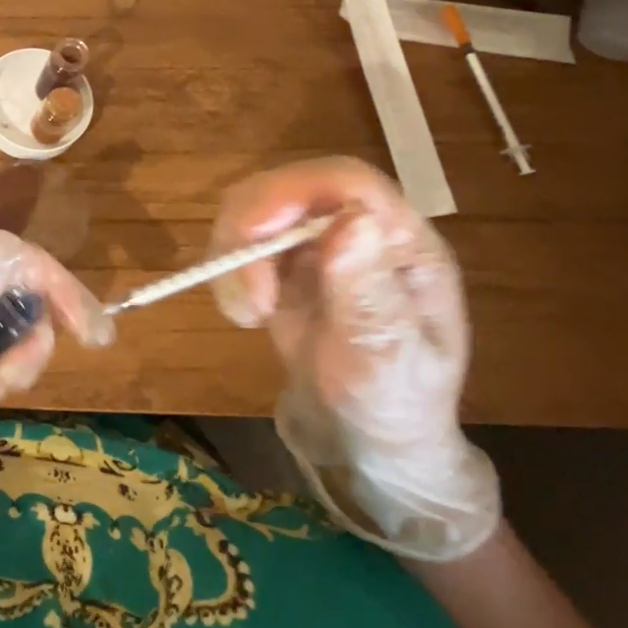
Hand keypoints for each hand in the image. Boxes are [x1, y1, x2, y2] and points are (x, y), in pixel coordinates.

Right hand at [209, 157, 500, 560]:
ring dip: (232, 257)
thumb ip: (367, 292)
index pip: (345, 182)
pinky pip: (239, 244)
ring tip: (245, 315)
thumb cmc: (391, 406)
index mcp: (402, 243)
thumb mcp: (386, 359)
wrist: (365, 445)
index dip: (290, 192)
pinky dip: (226, 274)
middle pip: (288, 188)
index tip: (252, 234)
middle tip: (245, 294)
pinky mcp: (282, 267)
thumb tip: (352, 219)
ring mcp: (316, 248)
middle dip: (250, 231)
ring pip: (254, 212)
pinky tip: (242, 315)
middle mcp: (358, 233)